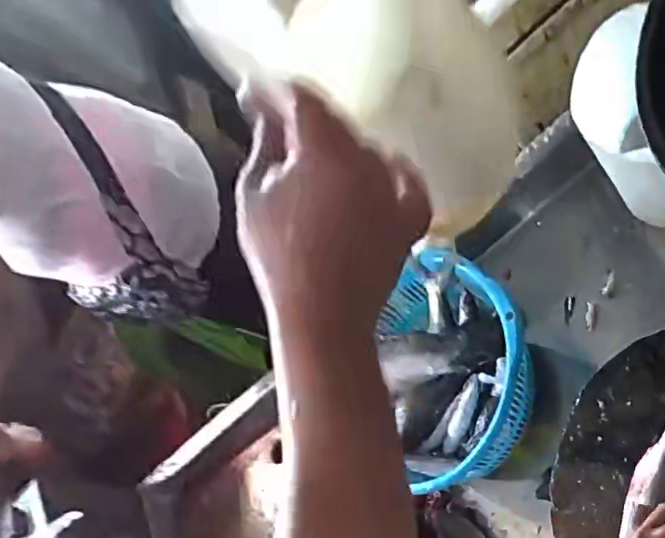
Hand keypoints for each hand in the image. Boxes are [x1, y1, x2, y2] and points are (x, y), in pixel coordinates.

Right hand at [235, 82, 430, 341]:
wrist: (325, 317)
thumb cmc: (280, 260)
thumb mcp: (254, 193)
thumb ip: (265, 145)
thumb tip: (270, 117)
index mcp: (324, 151)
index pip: (300, 99)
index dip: (274, 92)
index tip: (256, 97)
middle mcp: (367, 165)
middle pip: (337, 125)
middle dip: (308, 123)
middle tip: (282, 133)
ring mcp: (393, 195)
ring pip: (370, 153)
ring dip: (346, 150)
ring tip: (321, 165)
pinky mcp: (408, 225)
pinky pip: (411, 188)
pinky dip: (399, 176)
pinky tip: (385, 175)